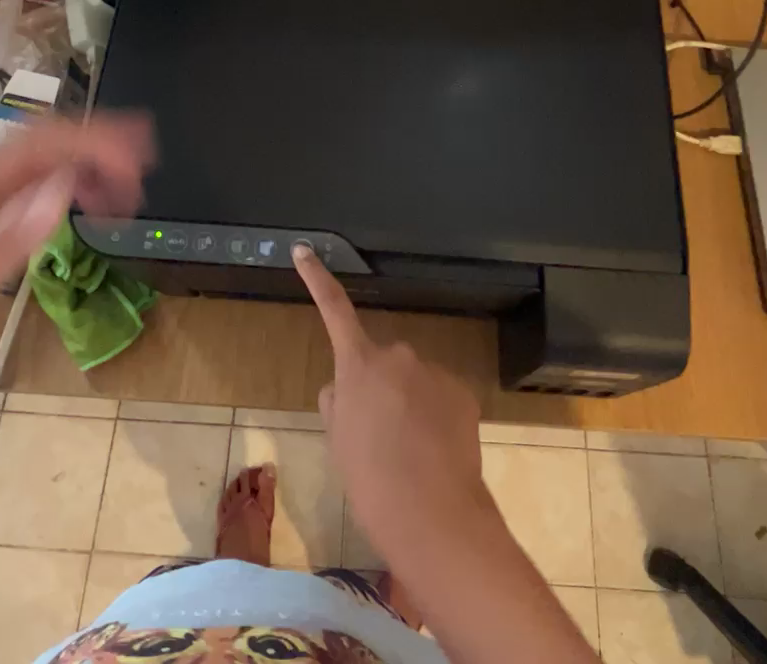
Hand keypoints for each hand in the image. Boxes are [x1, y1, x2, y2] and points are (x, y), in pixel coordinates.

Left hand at [0, 116, 153, 424]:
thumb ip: (2, 245)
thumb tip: (61, 189)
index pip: (28, 150)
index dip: (86, 142)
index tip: (136, 157)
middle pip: (37, 151)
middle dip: (93, 148)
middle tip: (144, 165)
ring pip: (39, 174)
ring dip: (86, 171)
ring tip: (129, 190)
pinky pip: (34, 203)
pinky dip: (70, 199)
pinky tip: (93, 212)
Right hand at [293, 244, 496, 551]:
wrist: (432, 515)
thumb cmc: (370, 480)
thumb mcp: (338, 440)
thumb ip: (338, 401)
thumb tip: (345, 387)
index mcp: (358, 366)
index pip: (333, 310)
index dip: (316, 279)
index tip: (304, 251)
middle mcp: (399, 356)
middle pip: (381, 363)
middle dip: (378, 386)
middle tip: (377, 435)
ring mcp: (435, 372)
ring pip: (414, 381)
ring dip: (409, 403)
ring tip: (410, 452)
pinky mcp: (463, 392)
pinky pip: (440, 396)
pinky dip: (436, 416)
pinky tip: (436, 451)